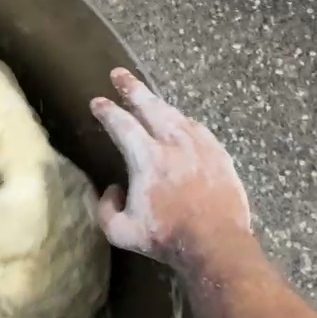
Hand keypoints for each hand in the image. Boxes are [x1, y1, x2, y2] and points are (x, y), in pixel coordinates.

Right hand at [90, 68, 251, 268]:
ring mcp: (200, 146)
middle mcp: (173, 143)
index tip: (96, 102)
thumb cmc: (165, 237)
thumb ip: (105, 207)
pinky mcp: (219, 155)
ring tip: (147, 97)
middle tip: (119, 74)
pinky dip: (183, 121)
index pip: (122, 124)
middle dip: (132, 88)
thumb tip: (113, 189)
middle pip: (150, 106)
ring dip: (158, 103)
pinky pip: (198, 129)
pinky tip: (180, 122)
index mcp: (146, 158)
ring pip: (176, 114)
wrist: (216, 243)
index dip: (107, 111)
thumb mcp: (120, 231)